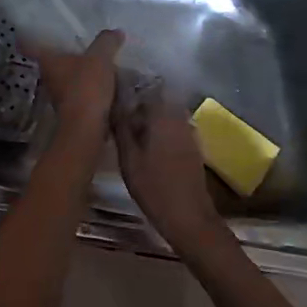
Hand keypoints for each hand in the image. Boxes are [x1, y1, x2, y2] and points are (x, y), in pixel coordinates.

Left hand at [31, 30, 122, 136]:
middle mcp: (49, 78)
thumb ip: (107, 42)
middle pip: (51, 62)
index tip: (26, 32)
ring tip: (97, 66)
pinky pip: (79, 93)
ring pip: (66, 79)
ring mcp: (59, 96)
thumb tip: (116, 32)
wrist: (87, 127)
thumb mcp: (99, 58)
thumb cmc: (86, 86)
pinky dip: (89, 89)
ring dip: (78, 74)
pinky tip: (104, 85)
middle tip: (77, 46)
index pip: (30, 46)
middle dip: (62, 56)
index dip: (27, 38)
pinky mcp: (72, 111)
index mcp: (49, 61)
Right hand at [119, 105, 225, 251]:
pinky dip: (160, 132)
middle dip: (139, 107)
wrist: (189, 217)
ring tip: (130, 136)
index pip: (146, 90)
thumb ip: (122, 128)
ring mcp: (189, 132)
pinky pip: (173, 129)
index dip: (129, 92)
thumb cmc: (155, 188)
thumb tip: (114, 104)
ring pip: (166, 116)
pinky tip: (148, 149)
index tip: (113, 100)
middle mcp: (179, 118)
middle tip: (119, 121)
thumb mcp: (129, 159)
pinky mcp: (193, 147)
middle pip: (157, 101)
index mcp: (163, 116)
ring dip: (149, 120)